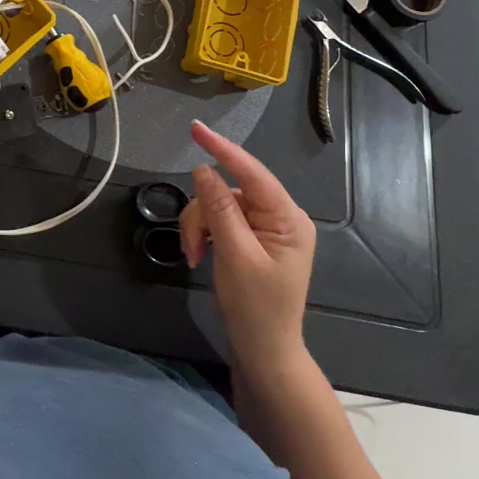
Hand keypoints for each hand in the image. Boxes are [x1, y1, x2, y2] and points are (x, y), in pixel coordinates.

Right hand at [178, 120, 316, 374]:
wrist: (264, 351)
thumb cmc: (255, 307)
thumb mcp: (234, 256)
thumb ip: (219, 209)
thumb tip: (202, 169)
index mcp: (288, 219)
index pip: (252, 173)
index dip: (223, 149)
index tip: (195, 128)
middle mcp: (280, 216)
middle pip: (228, 191)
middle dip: (203, 213)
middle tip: (190, 248)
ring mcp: (265, 227)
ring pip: (217, 204)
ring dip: (199, 226)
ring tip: (193, 256)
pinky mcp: (250, 238)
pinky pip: (219, 219)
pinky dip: (203, 233)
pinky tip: (199, 256)